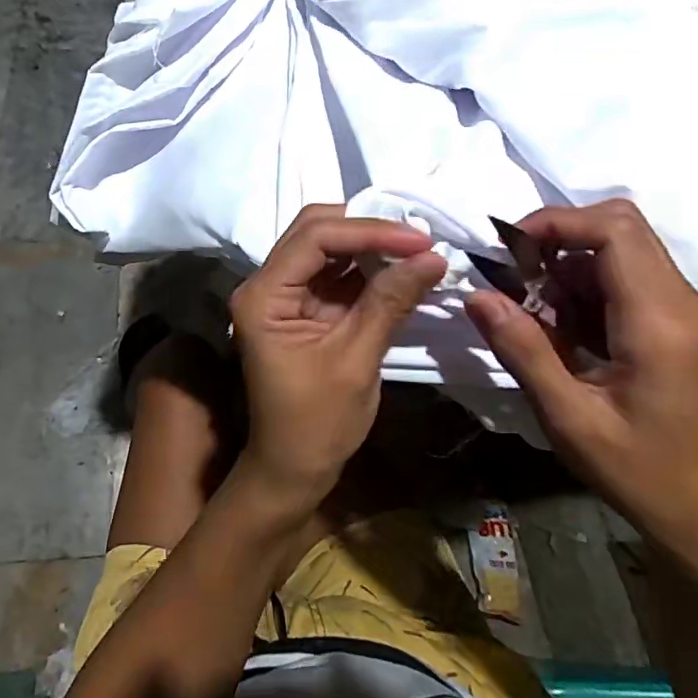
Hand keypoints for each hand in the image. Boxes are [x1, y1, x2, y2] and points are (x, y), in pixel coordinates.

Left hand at [230, 205, 447, 510]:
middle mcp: (266, 284)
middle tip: (418, 238)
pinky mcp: (304, 306)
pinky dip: (369, 267)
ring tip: (417, 248)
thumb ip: (390, 302)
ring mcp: (284, 294)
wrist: (294, 468)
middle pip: (316, 230)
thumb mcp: (356, 360)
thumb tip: (434, 256)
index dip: (369, 231)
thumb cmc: (318, 423)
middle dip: (369, 229)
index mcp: (263, 296)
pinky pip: (337, 272)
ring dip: (371, 244)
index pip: (315, 238)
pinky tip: (401, 267)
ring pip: (328, 246)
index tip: (419, 240)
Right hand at [465, 200, 697, 545]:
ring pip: (622, 252)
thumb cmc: (642, 474)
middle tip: (515, 276)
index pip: (612, 229)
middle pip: (620, 227)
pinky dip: (587, 291)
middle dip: (559, 238)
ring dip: (570, 268)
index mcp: (658, 319)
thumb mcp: (570, 418)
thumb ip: (523, 349)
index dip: (555, 222)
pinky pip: (629, 282)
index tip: (508, 248)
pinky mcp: (678, 326)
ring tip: (533, 314)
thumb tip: (477, 294)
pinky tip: (563, 334)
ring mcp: (684, 312)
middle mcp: (680, 301)